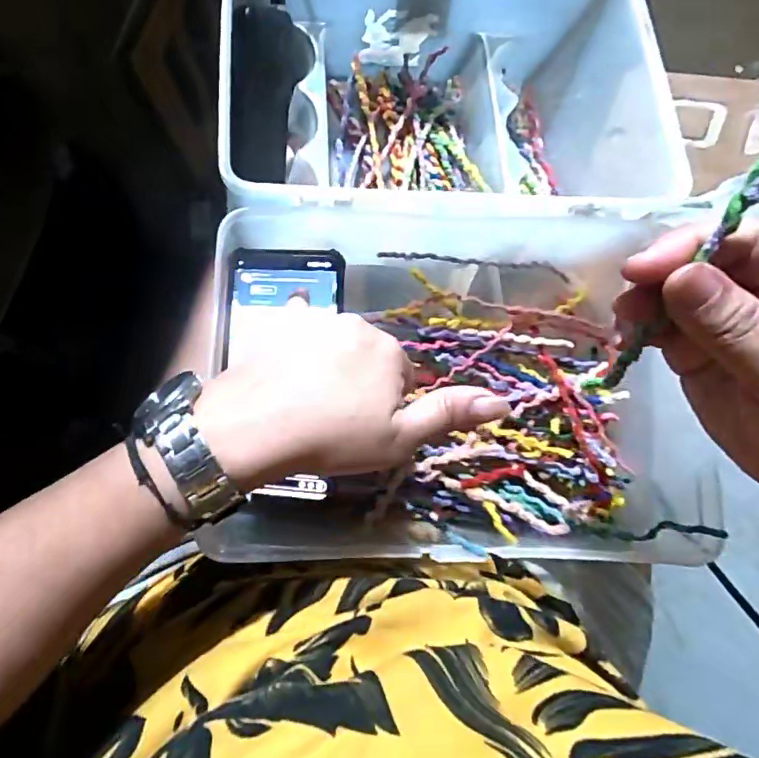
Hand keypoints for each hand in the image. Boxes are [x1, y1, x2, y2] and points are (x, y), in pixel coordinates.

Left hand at [194, 310, 509, 488]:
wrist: (256, 426)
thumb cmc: (332, 438)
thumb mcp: (397, 438)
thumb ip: (447, 414)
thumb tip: (502, 401)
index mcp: (389, 351)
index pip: (400, 375)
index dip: (386, 404)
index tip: (363, 426)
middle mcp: (356, 324)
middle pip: (368, 354)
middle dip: (359, 379)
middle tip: (334, 414)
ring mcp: (315, 318)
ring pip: (335, 342)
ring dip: (329, 362)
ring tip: (306, 397)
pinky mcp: (280, 321)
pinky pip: (297, 324)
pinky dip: (296, 340)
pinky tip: (285, 364)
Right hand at [614, 220, 758, 526]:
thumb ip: (740, 330)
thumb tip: (679, 275)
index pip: (755, 242)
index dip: (699, 244)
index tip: (645, 267)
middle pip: (708, 261)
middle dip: (662, 272)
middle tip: (625, 297)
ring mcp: (735, 327)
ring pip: (677, 294)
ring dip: (644, 302)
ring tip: (622, 327)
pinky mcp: (703, 357)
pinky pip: (664, 330)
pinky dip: (639, 331)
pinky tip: (625, 343)